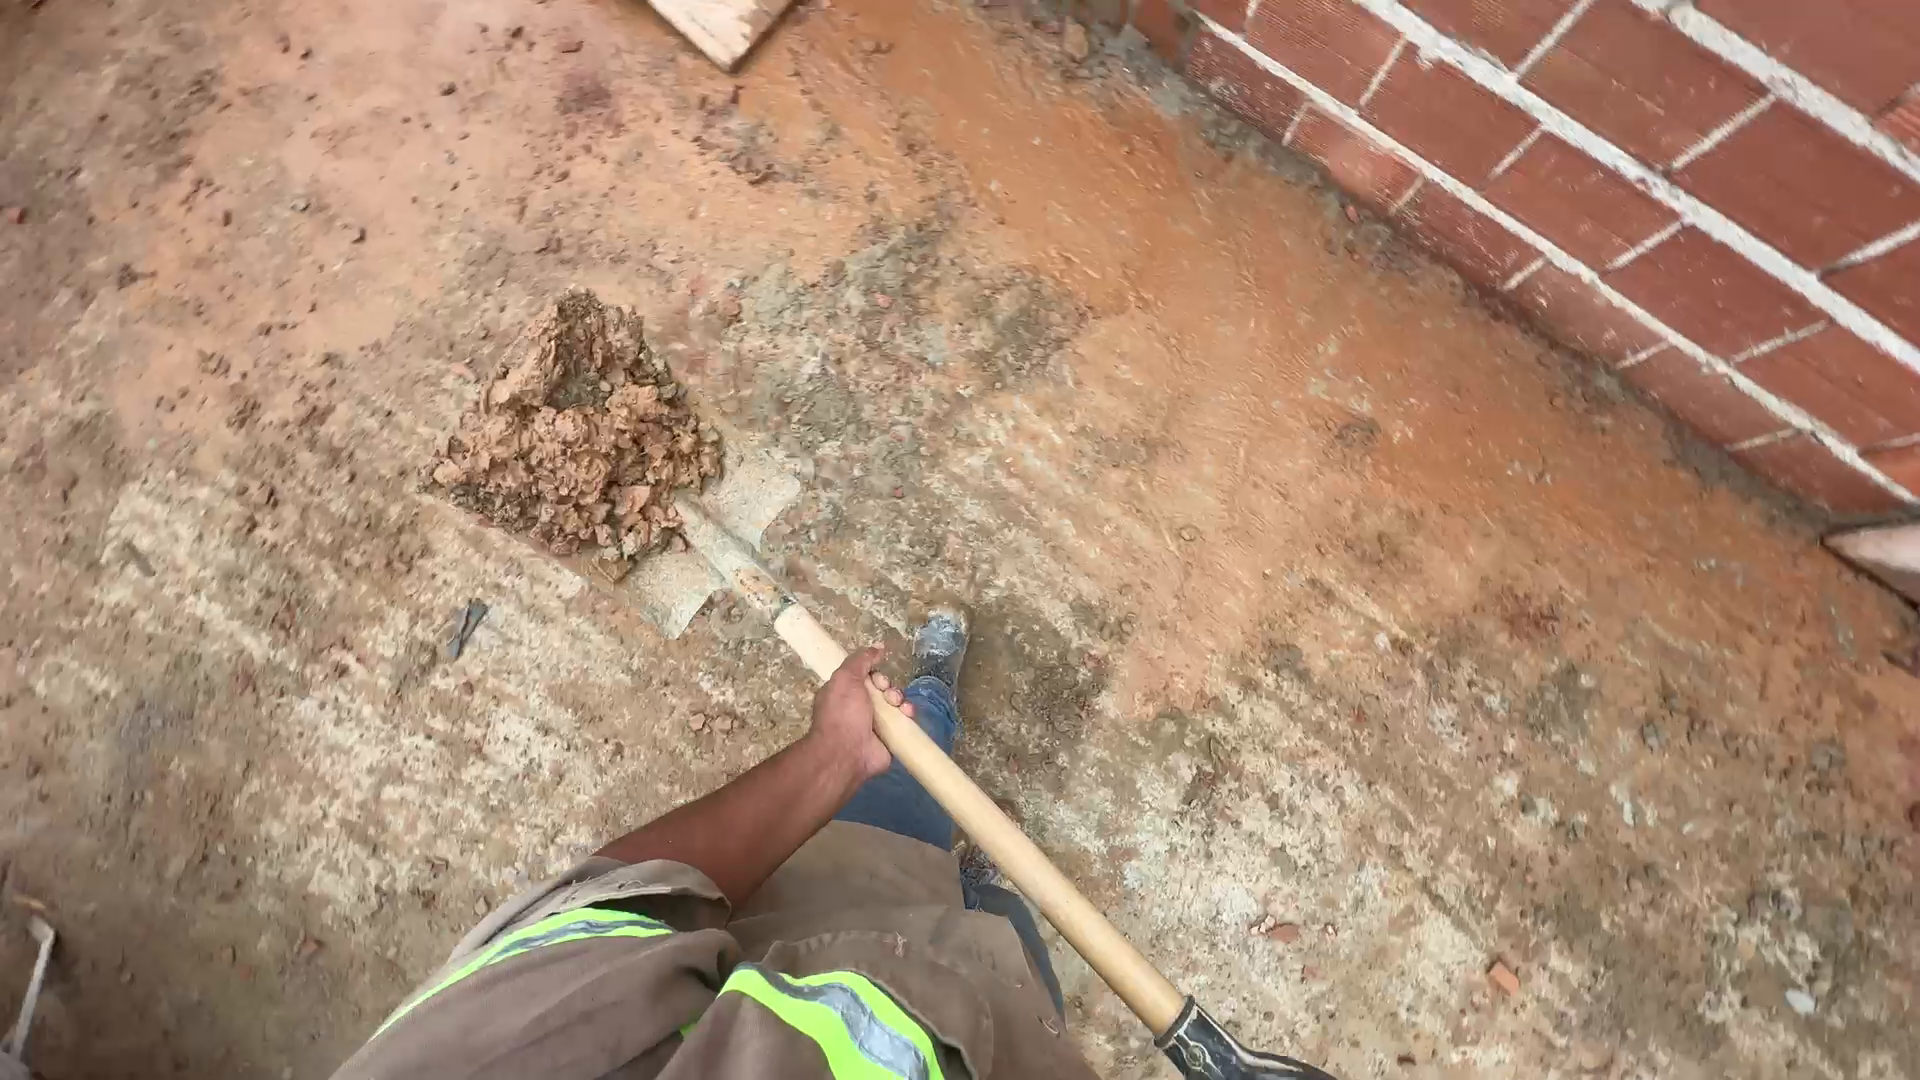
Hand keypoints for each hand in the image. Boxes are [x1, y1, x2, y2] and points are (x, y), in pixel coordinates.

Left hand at [805, 645, 911, 785]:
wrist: (846, 751)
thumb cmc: (842, 712)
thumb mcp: (845, 677)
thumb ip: (861, 660)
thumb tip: (878, 647)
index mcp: (846, 694)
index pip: (867, 677)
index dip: (874, 674)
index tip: (875, 678)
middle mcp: (860, 708)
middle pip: (883, 688)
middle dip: (888, 686)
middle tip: (885, 693)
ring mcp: (876, 724)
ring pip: (896, 703)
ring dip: (899, 698)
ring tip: (896, 704)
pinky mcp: (891, 737)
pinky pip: (905, 721)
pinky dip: (908, 714)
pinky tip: (906, 713)